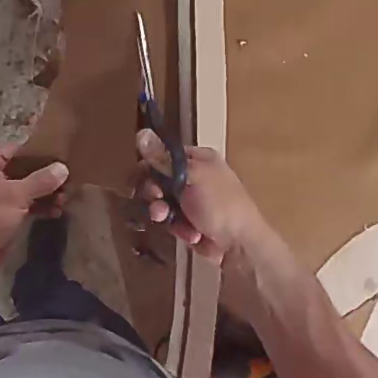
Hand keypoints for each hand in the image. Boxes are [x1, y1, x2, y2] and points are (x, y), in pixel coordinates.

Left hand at [0, 145, 68, 276]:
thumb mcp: (16, 194)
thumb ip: (41, 180)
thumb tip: (63, 168)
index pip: (17, 150)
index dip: (39, 152)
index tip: (64, 154)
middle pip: (24, 171)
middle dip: (47, 176)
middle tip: (71, 178)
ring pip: (27, 190)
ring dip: (46, 194)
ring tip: (67, 198)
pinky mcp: (3, 217)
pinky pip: (26, 206)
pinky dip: (40, 207)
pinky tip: (57, 211)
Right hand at [135, 129, 268, 260]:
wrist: (240, 245)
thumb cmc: (220, 204)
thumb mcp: (192, 177)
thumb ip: (163, 159)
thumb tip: (141, 133)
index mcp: (199, 159)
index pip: (164, 155)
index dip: (148, 166)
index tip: (137, 179)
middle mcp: (195, 176)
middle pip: (159, 180)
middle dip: (154, 194)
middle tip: (156, 201)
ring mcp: (193, 201)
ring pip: (162, 203)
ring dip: (163, 212)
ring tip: (167, 220)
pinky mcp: (191, 223)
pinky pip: (172, 221)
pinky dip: (179, 228)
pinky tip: (191, 234)